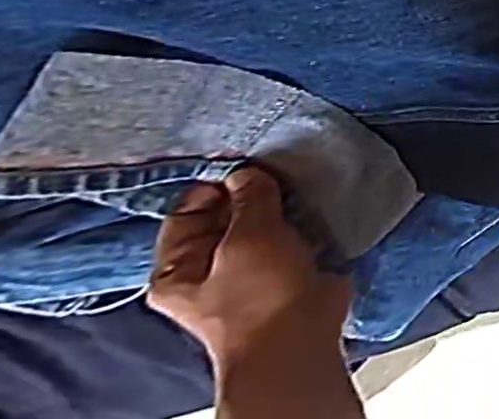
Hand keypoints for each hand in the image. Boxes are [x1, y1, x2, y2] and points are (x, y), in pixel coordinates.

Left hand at [147, 167, 351, 373]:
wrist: (298, 335)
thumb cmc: (259, 292)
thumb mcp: (250, 238)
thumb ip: (250, 201)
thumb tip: (247, 172)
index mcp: (178, 268)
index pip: (187, 213)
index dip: (216, 186)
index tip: (252, 164)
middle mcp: (208, 268)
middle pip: (226, 216)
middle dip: (255, 192)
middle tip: (286, 169)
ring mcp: (250, 269)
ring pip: (263, 224)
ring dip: (284, 204)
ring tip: (307, 182)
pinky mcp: (287, 268)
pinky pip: (291, 234)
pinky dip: (304, 218)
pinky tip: (320, 204)